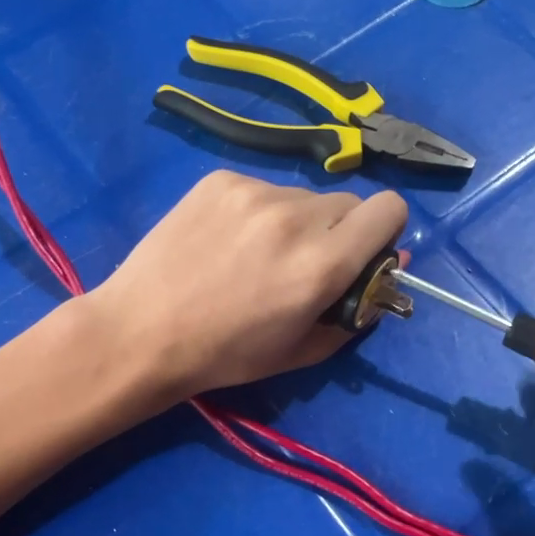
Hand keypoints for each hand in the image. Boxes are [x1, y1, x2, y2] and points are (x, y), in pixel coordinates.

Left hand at [86, 171, 406, 398]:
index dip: (384, 231)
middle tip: (304, 264)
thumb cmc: (227, 355)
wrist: (142, 332)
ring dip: (297, 222)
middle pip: (348, 203)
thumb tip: (392, 265)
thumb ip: (359, 308)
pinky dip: (258, 212)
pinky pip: (263, 189)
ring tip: (255, 255)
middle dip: (339, 232)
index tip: (364, 253)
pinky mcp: (221, 180)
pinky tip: (226, 241)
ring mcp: (254, 192)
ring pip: (304, 197)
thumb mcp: (305, 350)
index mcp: (322, 265)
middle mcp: (295, 217)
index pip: (390, 209)